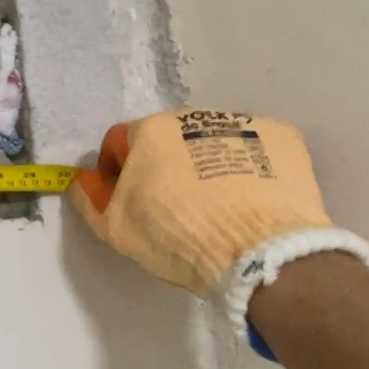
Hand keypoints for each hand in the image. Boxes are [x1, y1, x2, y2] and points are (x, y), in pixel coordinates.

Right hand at [68, 110, 368, 316]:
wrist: (259, 252)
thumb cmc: (177, 237)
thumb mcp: (116, 228)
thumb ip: (90, 198)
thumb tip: (85, 180)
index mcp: (148, 131)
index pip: (119, 143)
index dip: (118, 172)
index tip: (129, 200)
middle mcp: (192, 116)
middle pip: (167, 139)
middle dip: (164, 164)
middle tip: (175, 204)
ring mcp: (241, 123)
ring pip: (212, 141)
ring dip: (207, 163)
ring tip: (218, 204)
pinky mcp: (283, 138)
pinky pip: (254, 149)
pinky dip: (249, 167)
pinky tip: (251, 198)